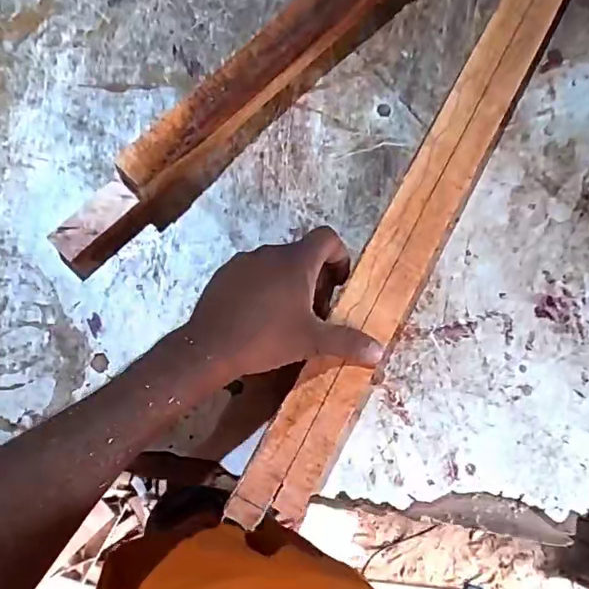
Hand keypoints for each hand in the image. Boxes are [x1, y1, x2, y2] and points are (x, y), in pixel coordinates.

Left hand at [178, 227, 383, 382]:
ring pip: (277, 265)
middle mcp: (270, 252)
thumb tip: (380, 351)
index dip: (340, 256)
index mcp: (295, 261)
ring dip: (289, 284)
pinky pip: (253, 274)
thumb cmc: (266, 339)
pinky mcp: (224, 275)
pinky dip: (263, 289)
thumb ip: (347, 342)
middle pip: (303, 254)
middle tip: (317, 312)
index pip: (327, 237)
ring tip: (288, 318)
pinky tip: (259, 319)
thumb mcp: (311, 342)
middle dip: (316, 278)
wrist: (208, 349)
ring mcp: (244, 261)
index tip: (339, 284)